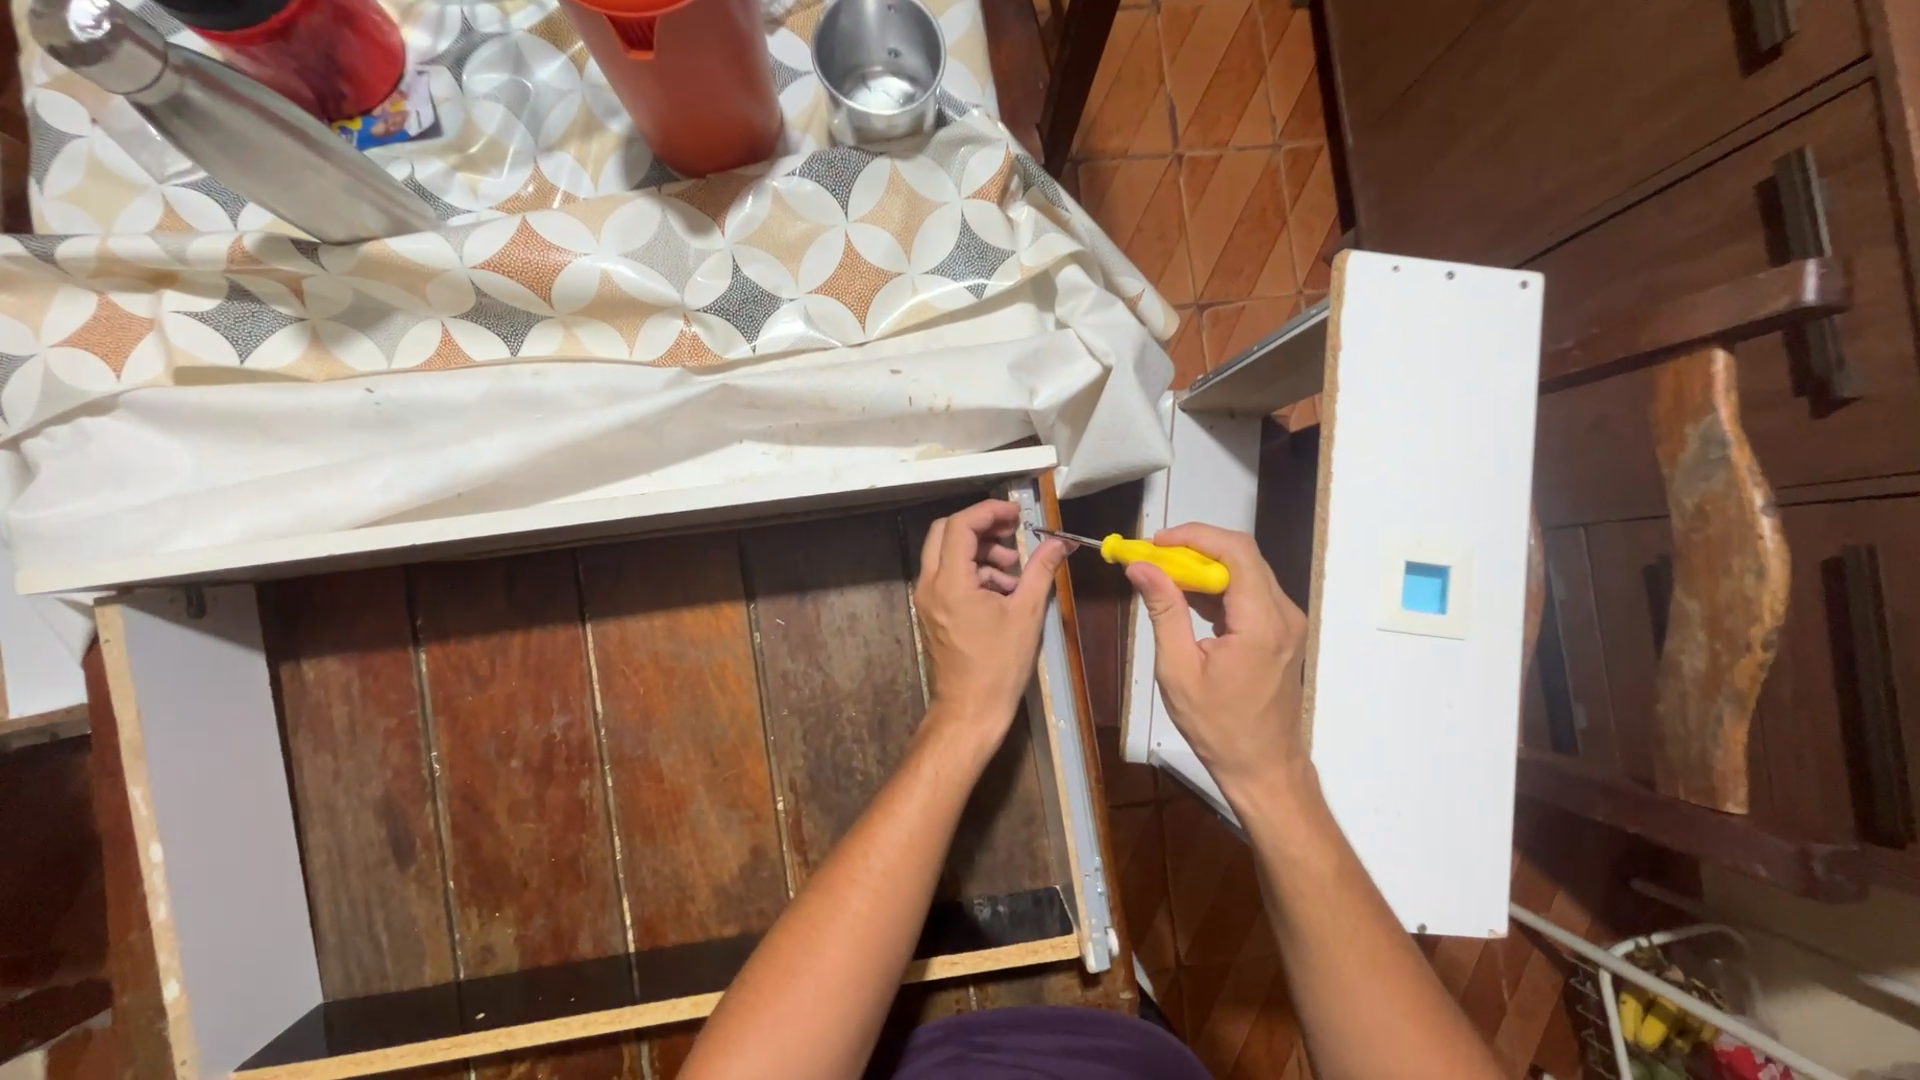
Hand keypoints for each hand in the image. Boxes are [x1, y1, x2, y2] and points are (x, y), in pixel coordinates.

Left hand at [913, 500, 1067, 743]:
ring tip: (1015, 570)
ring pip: (946, 554)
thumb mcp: (1026, 614)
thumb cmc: (999, 666)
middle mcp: (930, 586)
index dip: (988, 511)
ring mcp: (927, 600)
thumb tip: (1060, 543)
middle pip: (945, 533)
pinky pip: (948, 577)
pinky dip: (974, 573)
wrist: (970, 710)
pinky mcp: (931, 612)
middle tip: (1012, 531)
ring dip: (980, 552)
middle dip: (981, 527)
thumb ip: (1041, 571)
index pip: (960, 526)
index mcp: (950, 583)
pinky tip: (1003, 591)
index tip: (1015, 513)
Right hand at [1127, 523, 1309, 797]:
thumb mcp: (1179, 670)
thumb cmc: (1218, 726)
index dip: (1195, 536)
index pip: (1236, 552)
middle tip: (1153, 558)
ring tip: (1163, 577)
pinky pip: (1249, 594)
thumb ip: (1164, 612)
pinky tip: (1186, 600)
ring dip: (1204, 568)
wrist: (1263, 767)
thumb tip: (1142, 568)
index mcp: (1261, 622)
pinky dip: (1217, 589)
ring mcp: (1287, 623)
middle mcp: (1283, 614)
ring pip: (1246, 572)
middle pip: (1243, 556)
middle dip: (1194, 549)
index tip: (1156, 543)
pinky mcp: (1281, 633)